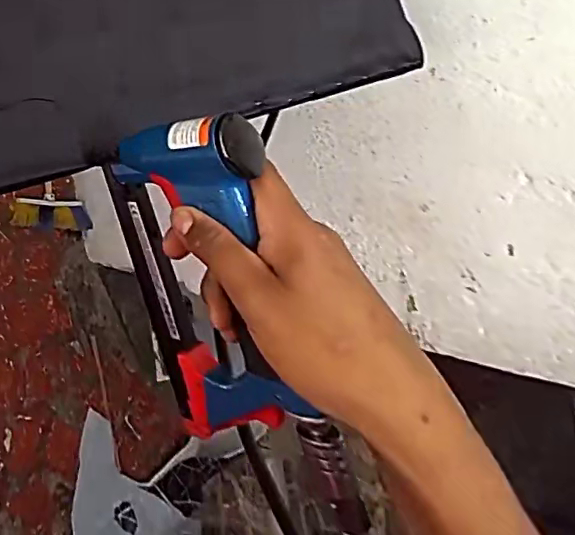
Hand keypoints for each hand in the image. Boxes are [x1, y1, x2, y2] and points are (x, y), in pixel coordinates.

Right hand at [160, 161, 452, 443]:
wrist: (397, 407)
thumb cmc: (339, 357)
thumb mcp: (256, 298)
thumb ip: (216, 249)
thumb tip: (188, 215)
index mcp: (292, 227)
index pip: (244, 168)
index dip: (206, 167)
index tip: (177, 178)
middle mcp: (306, 235)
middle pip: (240, 211)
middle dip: (208, 236)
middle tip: (184, 254)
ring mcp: (315, 261)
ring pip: (252, 245)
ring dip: (227, 274)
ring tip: (228, 314)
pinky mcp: (320, 285)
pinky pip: (271, 269)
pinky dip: (250, 288)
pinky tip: (247, 319)